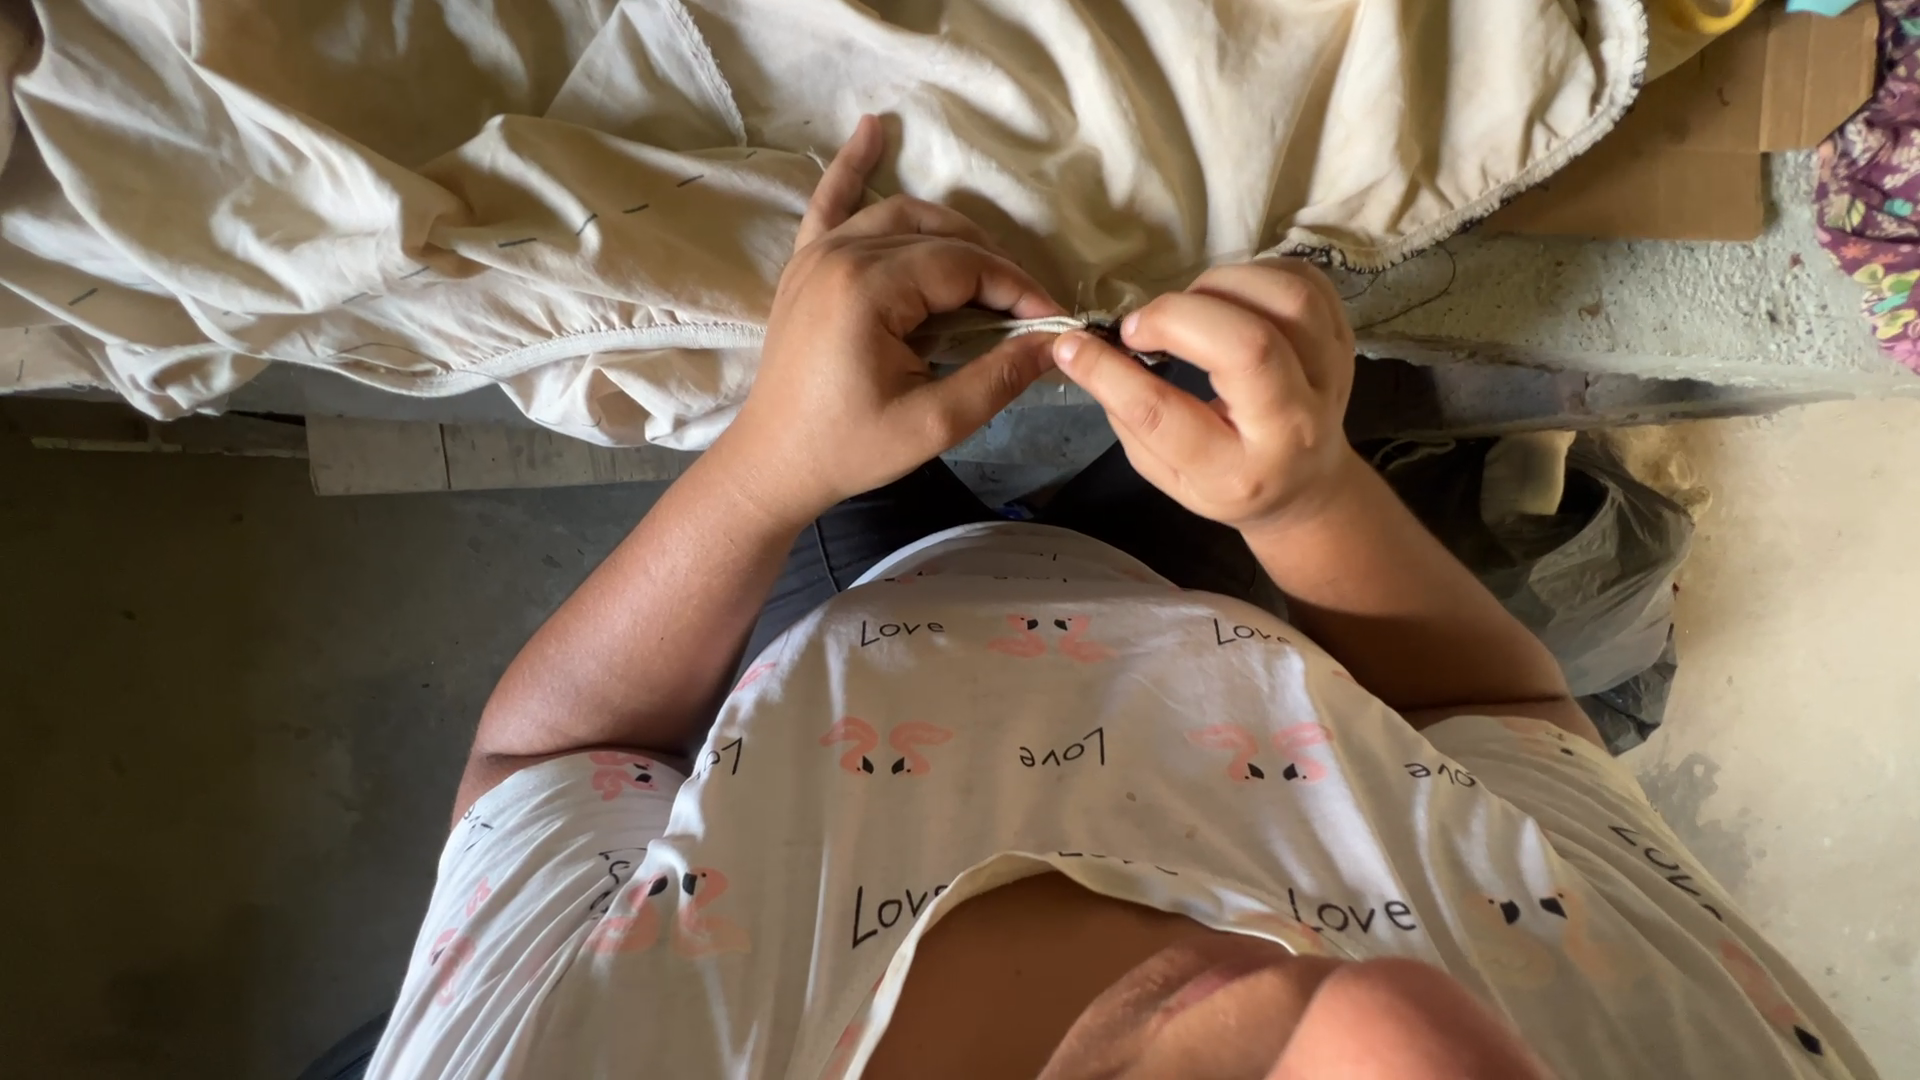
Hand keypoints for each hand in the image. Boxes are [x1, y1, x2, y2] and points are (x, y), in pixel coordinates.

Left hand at [712, 115, 1062, 525]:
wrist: (774, 463)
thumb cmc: (850, 450)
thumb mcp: (933, 424)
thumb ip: (997, 377)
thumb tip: (1054, 344)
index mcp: (869, 289)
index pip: (965, 266)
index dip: (1017, 290)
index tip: (1052, 321)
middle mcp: (841, 255)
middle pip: (939, 236)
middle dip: (992, 268)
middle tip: (1024, 310)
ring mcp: (817, 254)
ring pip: (900, 215)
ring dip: (950, 232)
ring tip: (988, 268)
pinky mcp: (804, 266)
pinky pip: (831, 203)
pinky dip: (852, 168)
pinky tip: (872, 130)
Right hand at [1050, 260, 1360, 534]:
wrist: (1306, 488)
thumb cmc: (1224, 482)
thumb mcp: (1166, 476)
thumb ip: (1130, 419)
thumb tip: (1087, 352)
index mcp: (1236, 472)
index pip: (1165, 415)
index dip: (1109, 374)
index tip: (1073, 346)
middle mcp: (1291, 426)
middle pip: (1247, 347)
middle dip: (1177, 317)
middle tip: (1140, 326)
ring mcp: (1329, 377)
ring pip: (1286, 301)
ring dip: (1219, 287)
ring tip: (1186, 308)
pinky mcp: (1343, 339)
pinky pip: (1303, 282)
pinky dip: (1254, 276)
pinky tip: (1225, 300)